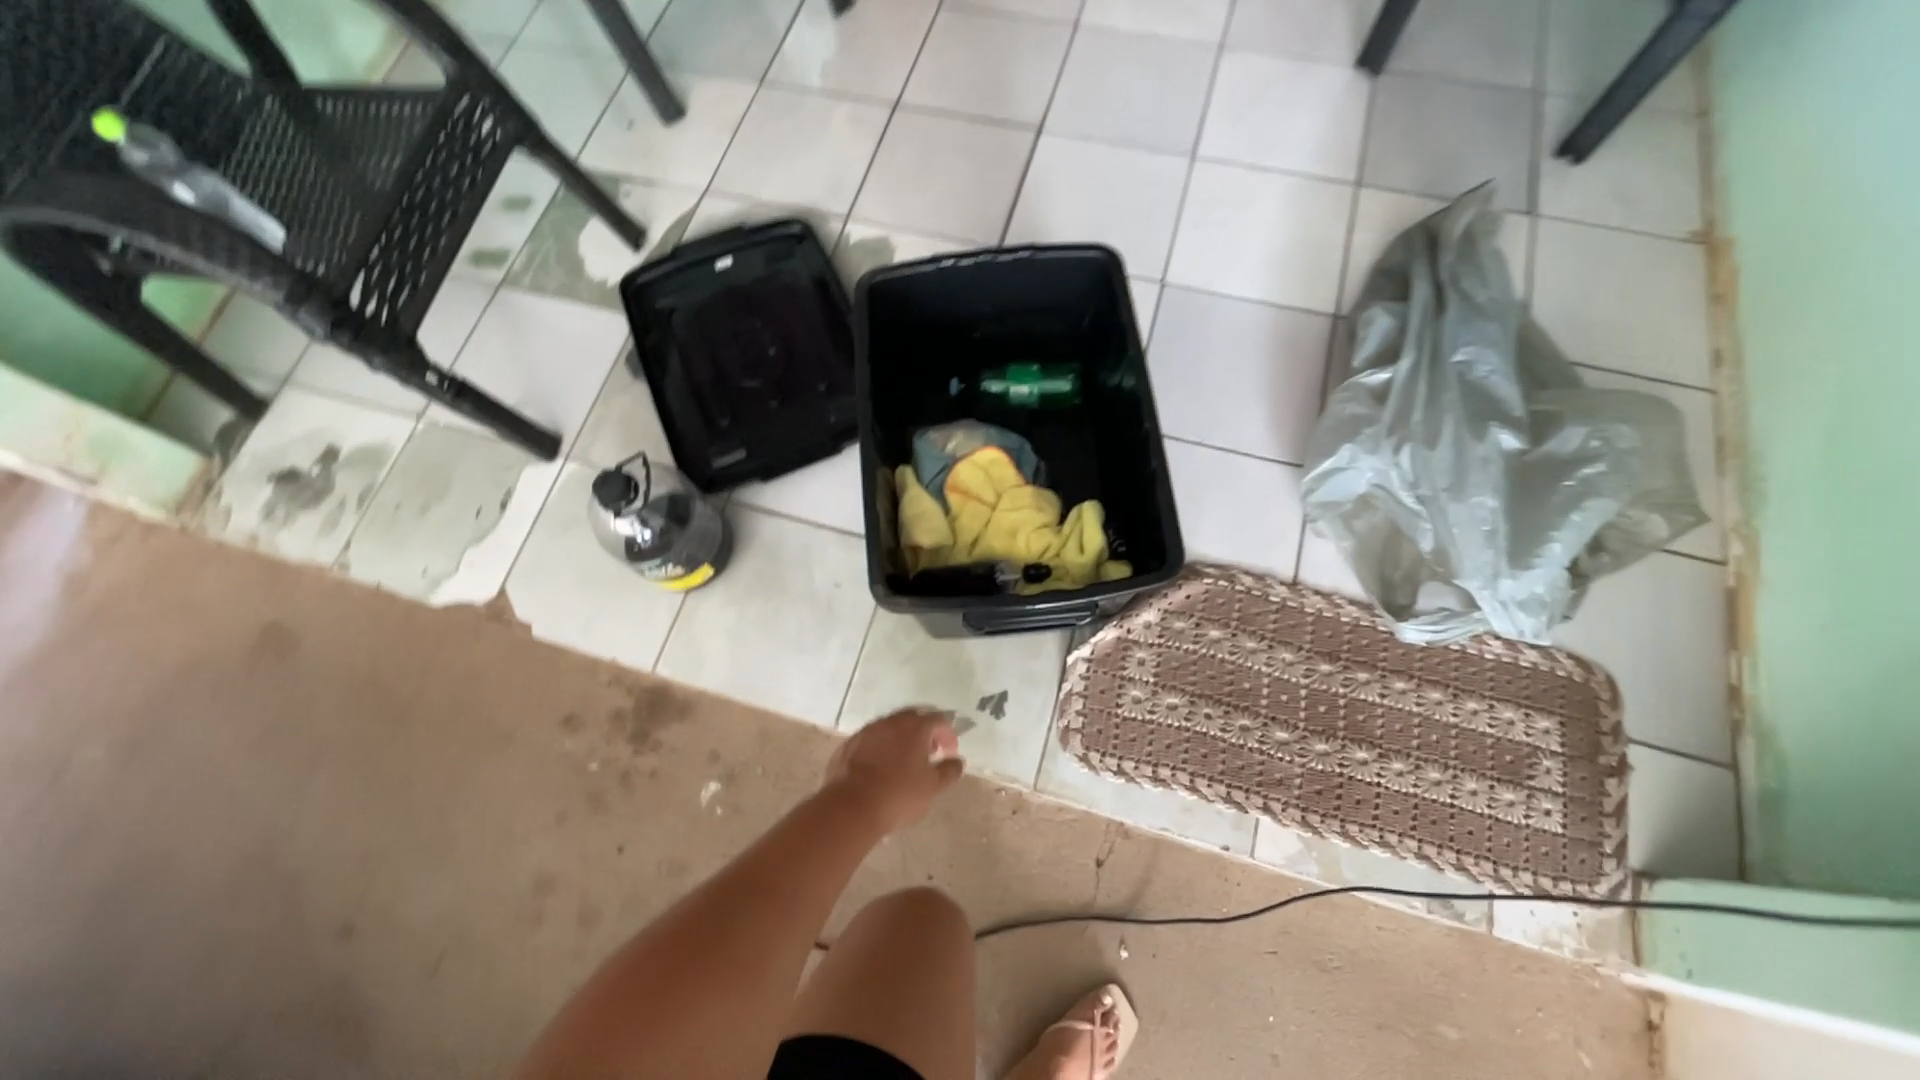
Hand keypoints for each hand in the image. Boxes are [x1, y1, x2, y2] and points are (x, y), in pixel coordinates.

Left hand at [823, 707, 964, 834]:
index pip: (938, 719)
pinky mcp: (848, 745)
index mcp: (914, 727)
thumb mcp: (933, 787)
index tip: (949, 752)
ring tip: (905, 761)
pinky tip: (880, 768)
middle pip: (912, 718)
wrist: (851, 807)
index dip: (948, 734)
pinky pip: (870, 740)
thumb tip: (957, 761)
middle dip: (924, 732)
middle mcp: (890, 722)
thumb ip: (949, 771)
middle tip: (929, 752)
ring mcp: (866, 732)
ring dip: (901, 739)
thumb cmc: (899, 795)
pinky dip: (880, 748)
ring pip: (889, 727)